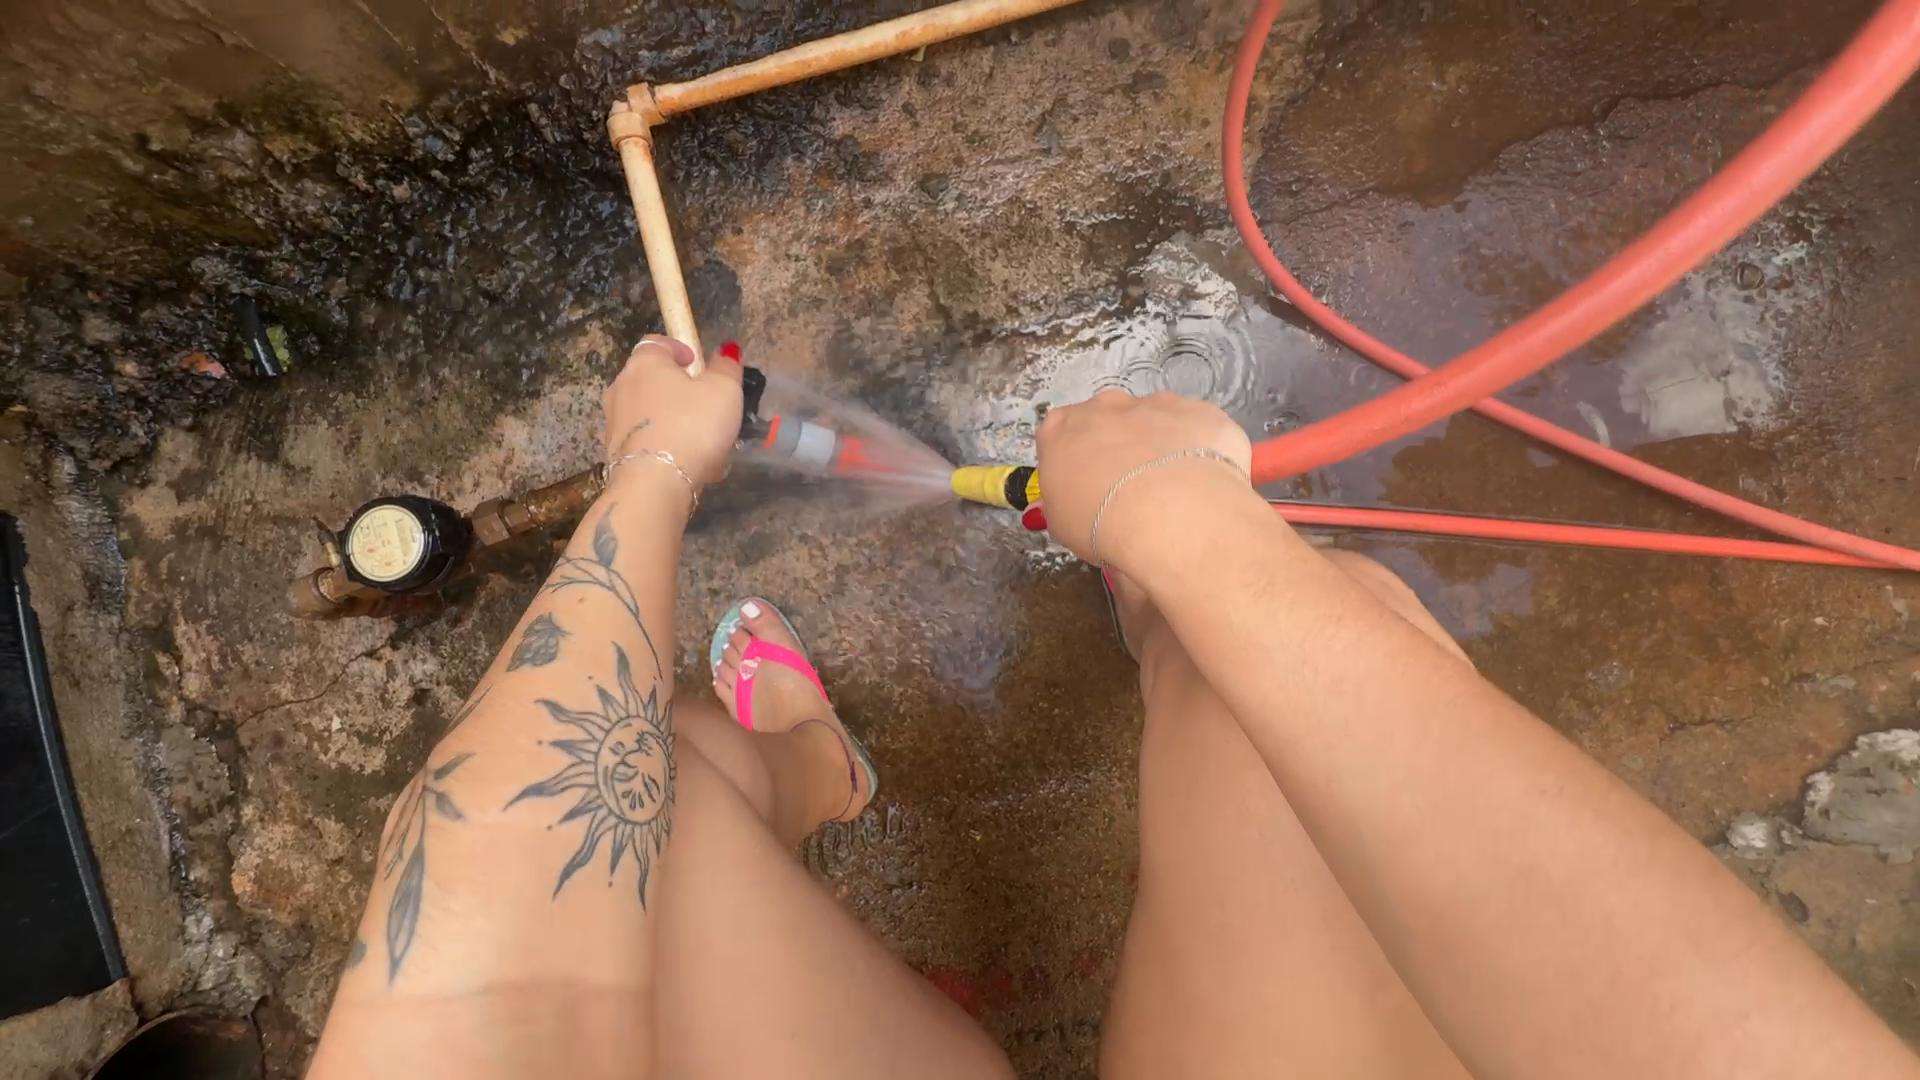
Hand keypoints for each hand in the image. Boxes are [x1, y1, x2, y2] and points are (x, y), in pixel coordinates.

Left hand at [603, 336, 743, 487]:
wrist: (656, 482)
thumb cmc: (692, 425)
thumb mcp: (724, 391)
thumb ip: (726, 367)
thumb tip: (726, 350)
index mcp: (645, 364)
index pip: (656, 343)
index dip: (678, 349)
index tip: (696, 362)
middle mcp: (622, 387)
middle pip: (652, 379)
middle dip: (677, 389)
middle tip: (705, 404)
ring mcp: (615, 421)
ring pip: (650, 413)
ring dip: (672, 420)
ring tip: (701, 440)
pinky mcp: (616, 452)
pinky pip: (647, 440)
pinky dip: (665, 445)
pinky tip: (687, 462)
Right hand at [1035, 390, 1254, 569]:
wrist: (1168, 513)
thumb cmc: (1103, 520)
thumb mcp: (1061, 524)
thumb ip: (1057, 504)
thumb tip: (1054, 505)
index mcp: (1061, 429)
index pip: (1058, 436)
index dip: (1071, 463)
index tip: (1082, 486)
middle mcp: (1104, 407)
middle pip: (1104, 421)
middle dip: (1112, 448)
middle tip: (1123, 489)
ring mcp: (1152, 404)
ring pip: (1150, 420)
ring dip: (1153, 446)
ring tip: (1164, 490)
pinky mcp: (1196, 411)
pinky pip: (1191, 427)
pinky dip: (1193, 448)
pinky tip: (1194, 481)